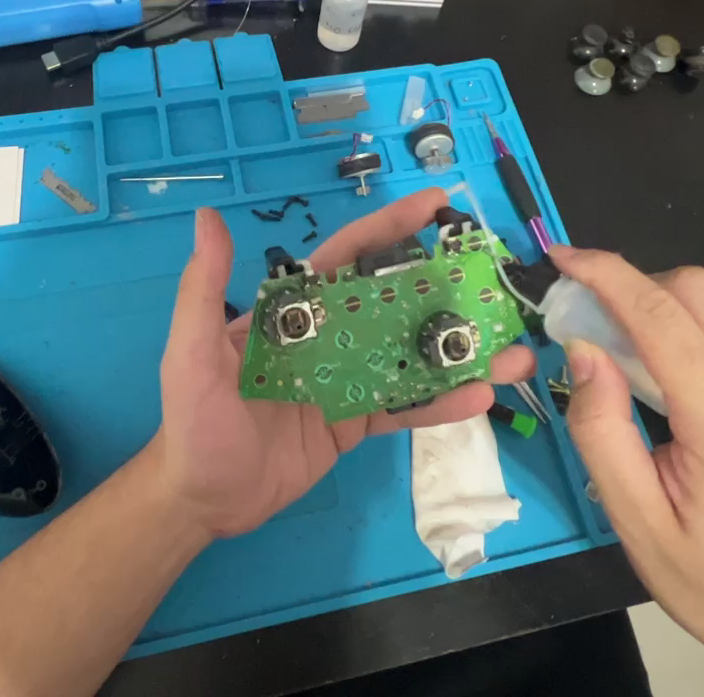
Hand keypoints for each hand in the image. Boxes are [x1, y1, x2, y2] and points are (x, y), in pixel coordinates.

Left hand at [150, 187, 535, 537]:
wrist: (204, 499)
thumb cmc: (194, 419)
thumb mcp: (191, 351)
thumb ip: (203, 289)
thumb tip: (208, 217)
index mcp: (293, 312)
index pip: (347, 257)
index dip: (389, 227)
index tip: (436, 204)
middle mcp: (326, 336)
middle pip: (392, 303)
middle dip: (442, 290)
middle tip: (493, 282)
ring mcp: (345, 379)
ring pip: (408, 356)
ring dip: (456, 351)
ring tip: (511, 351)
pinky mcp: (355, 422)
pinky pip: (404, 407)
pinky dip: (440, 402)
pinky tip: (479, 397)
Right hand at [551, 247, 703, 696]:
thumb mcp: (637, 524)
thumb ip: (601, 430)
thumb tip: (582, 350)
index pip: (661, 317)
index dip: (605, 274)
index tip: (562, 257)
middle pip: (699, 290)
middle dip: (633, 280)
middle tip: (584, 312)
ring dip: (660, 300)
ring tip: (614, 340)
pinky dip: (688, 326)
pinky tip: (660, 370)